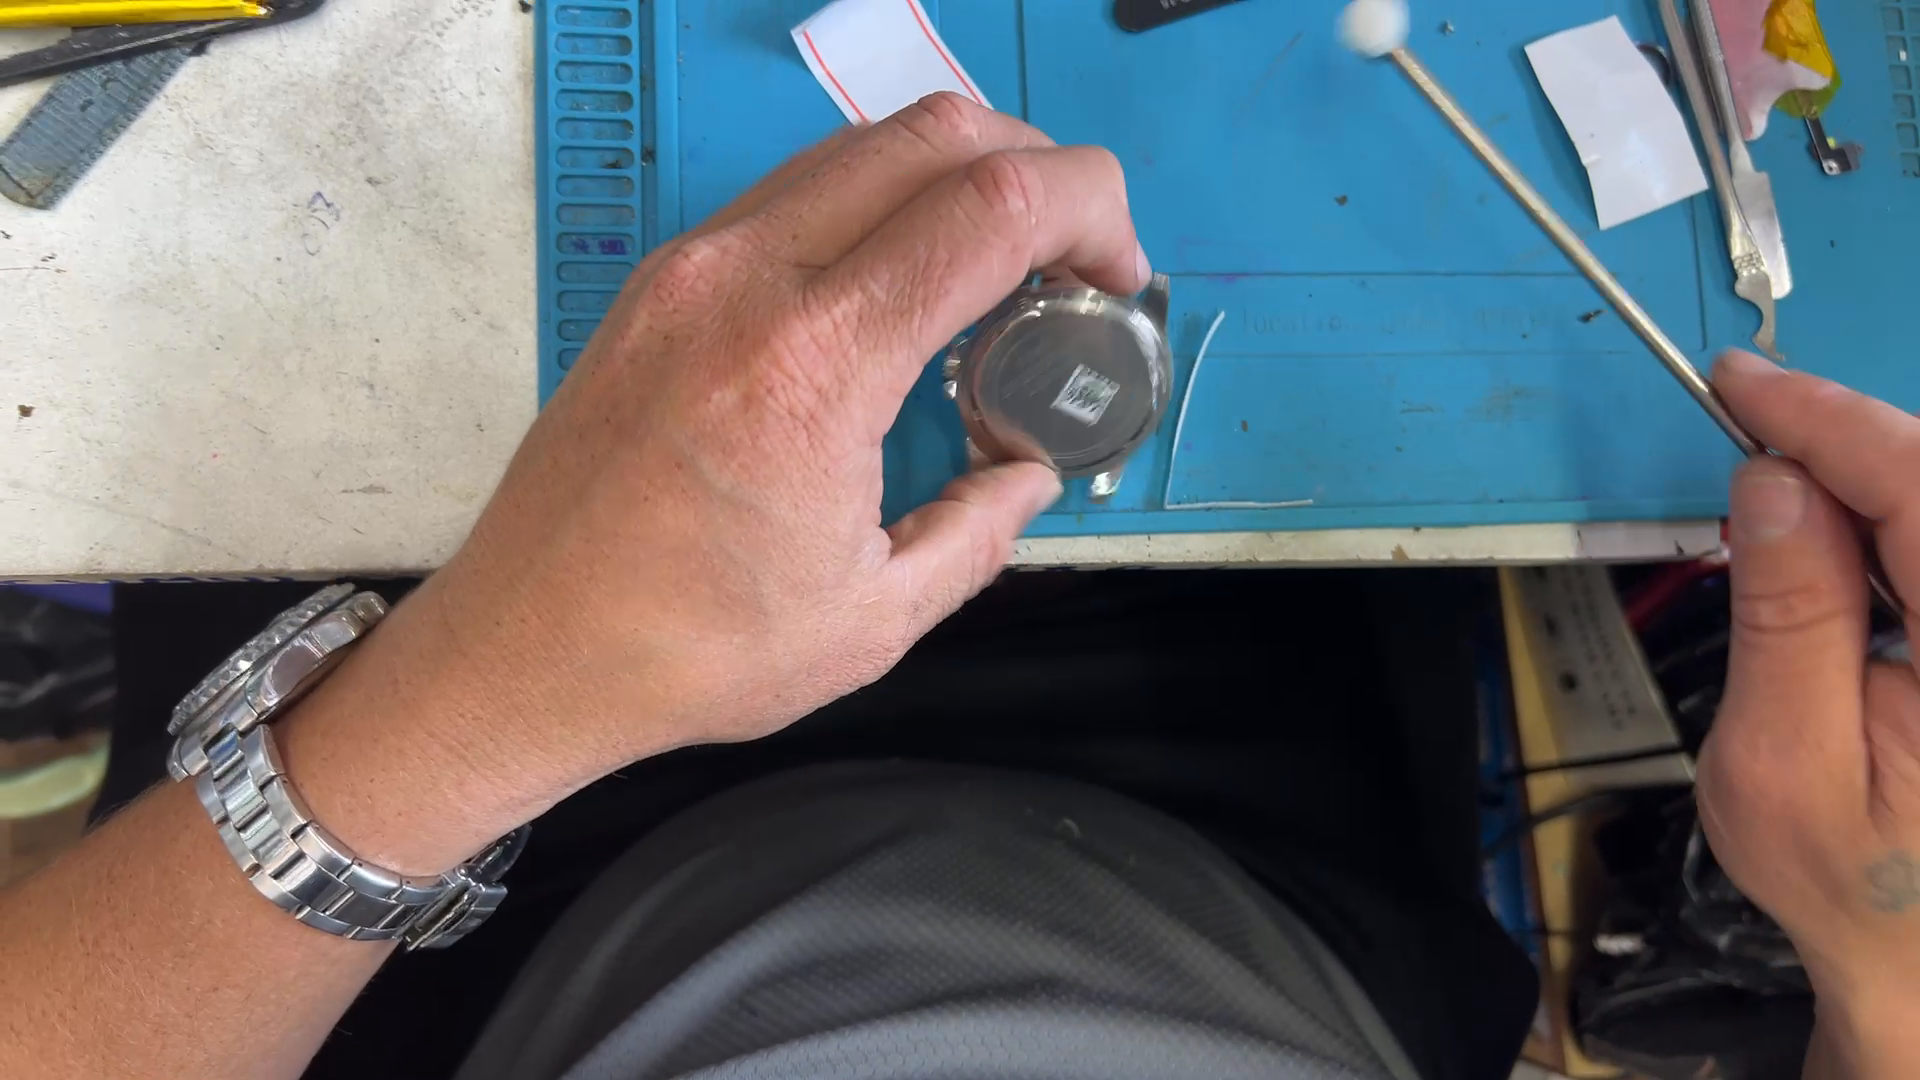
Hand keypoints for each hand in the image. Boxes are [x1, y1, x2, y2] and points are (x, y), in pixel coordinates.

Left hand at [277, 94, 1150, 864]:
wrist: (525, 652)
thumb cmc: (700, 653)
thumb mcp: (876, 619)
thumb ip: (982, 533)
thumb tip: (1030, 472)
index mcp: (818, 365)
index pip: (992, 207)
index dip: (1091, 212)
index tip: (1119, 273)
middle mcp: (750, 277)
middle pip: (935, 136)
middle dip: (1041, 172)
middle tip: (1076, 259)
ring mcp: (694, 264)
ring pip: (863, 146)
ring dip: (960, 180)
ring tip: (1002, 269)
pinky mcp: (663, 280)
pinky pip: (800, 193)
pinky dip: (884, 207)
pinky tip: (906, 285)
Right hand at [1697, 351, 1919, 1073]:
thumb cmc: (1848, 878)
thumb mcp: (1782, 754)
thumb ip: (1787, 617)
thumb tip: (1767, 487)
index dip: (1832, 424)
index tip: (1741, 381)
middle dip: (1859, 436)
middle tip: (1748, 414)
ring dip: (1886, 469)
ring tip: (1787, 462)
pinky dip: (1908, 511)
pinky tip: (1849, 515)